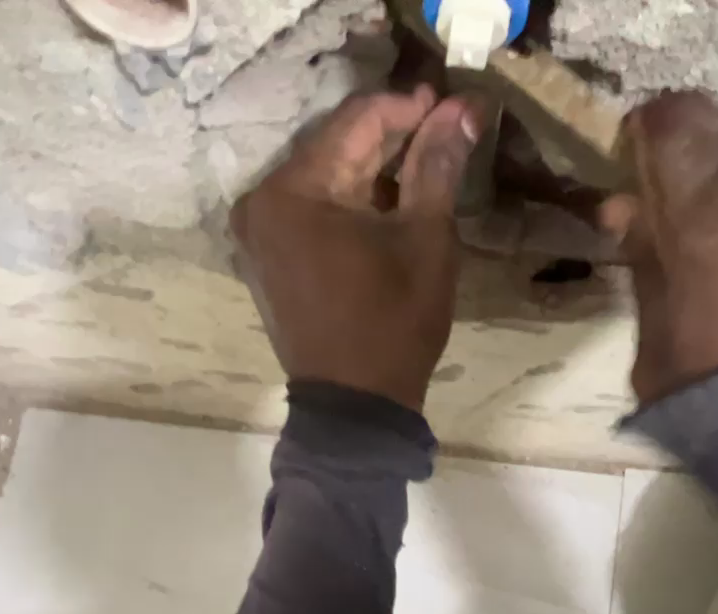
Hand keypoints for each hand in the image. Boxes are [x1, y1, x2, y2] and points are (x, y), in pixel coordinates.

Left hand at [230, 88, 481, 411]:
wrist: (355, 408)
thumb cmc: (393, 326)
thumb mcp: (425, 241)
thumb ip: (437, 167)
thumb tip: (461, 109)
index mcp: (292, 193)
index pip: (355, 123)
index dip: (407, 108)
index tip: (450, 101)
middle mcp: (260, 205)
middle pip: (333, 150)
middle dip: (388, 140)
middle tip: (442, 129)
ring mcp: (256, 236)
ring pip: (321, 181)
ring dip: (369, 172)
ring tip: (421, 167)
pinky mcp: (265, 262)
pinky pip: (307, 214)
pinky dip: (345, 204)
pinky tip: (384, 204)